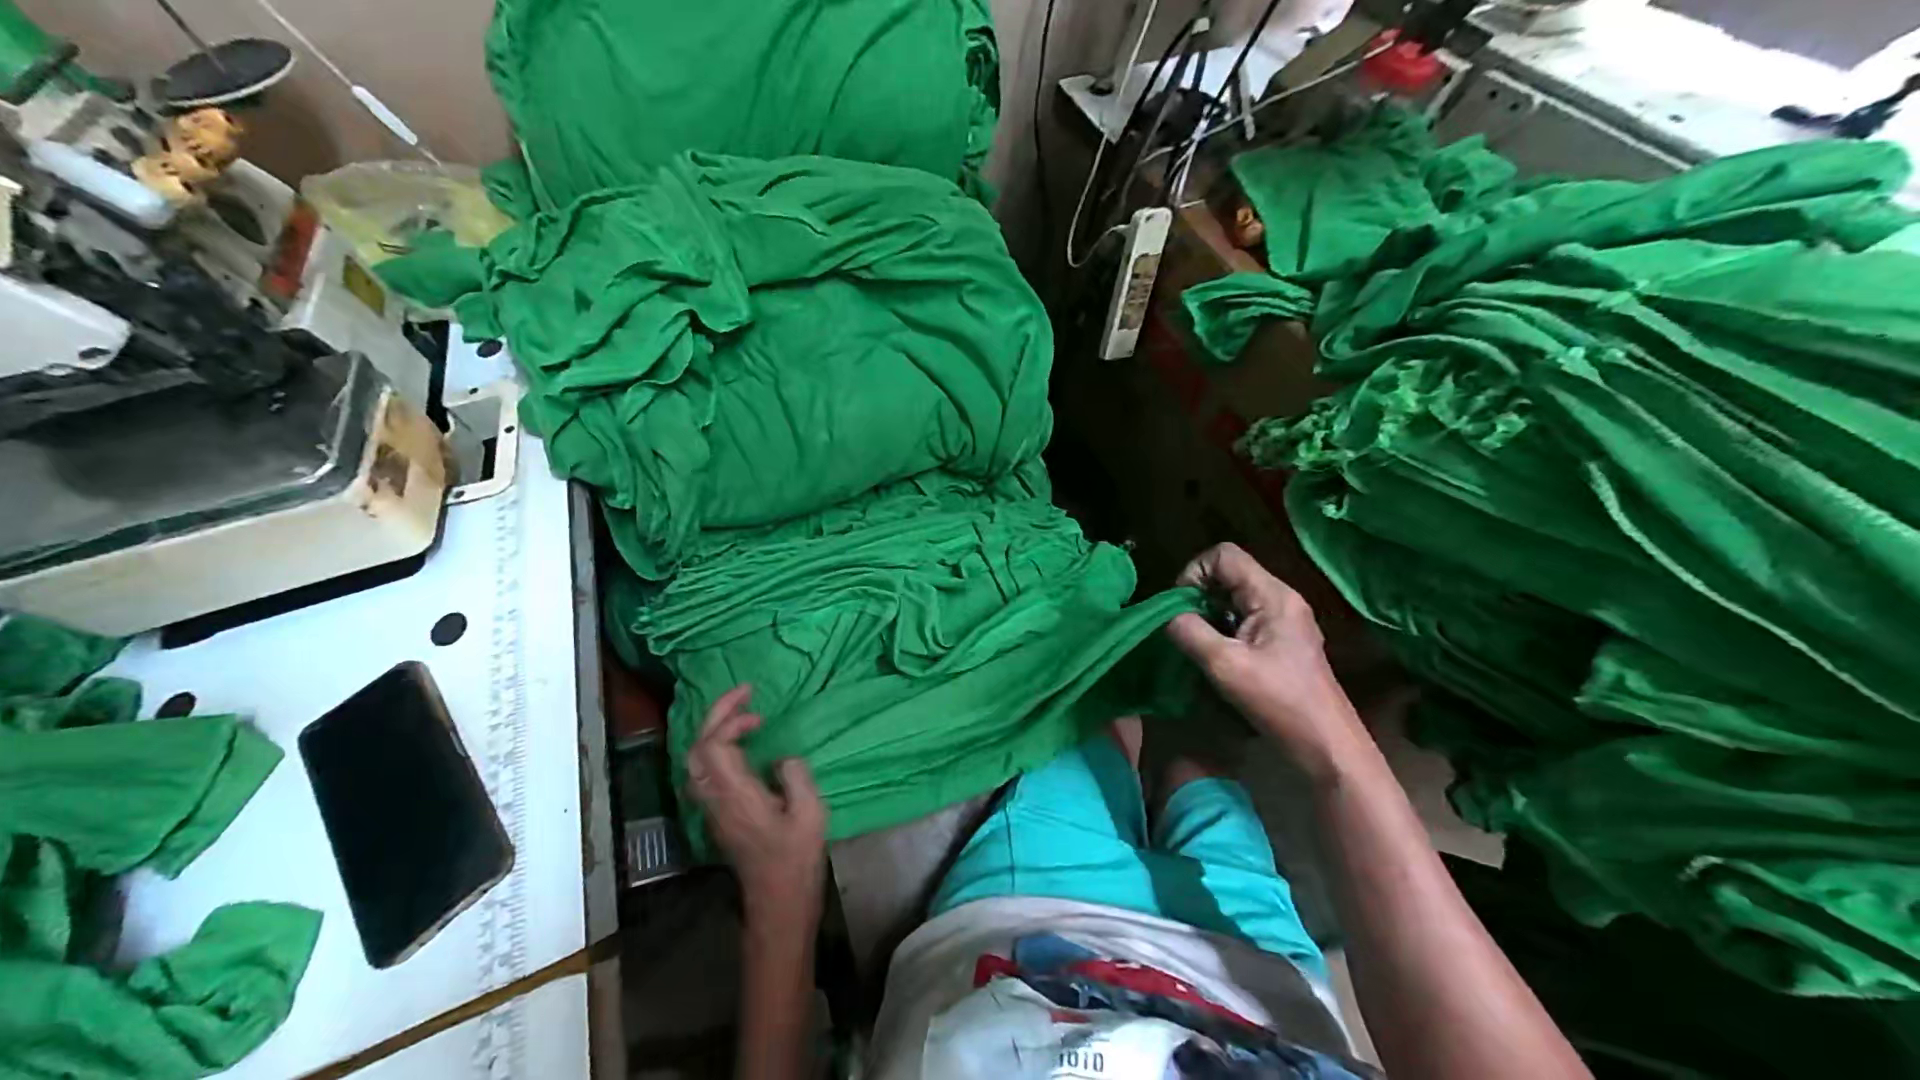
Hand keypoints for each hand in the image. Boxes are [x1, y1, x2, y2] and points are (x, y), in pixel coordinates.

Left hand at [686, 684, 827, 927]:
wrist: (777, 901)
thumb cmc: (795, 859)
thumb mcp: (809, 814)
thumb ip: (795, 776)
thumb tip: (781, 759)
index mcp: (735, 795)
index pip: (713, 746)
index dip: (729, 720)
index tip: (758, 710)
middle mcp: (715, 799)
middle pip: (697, 749)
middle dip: (716, 716)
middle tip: (744, 696)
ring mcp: (713, 808)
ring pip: (696, 761)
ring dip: (714, 732)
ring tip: (744, 717)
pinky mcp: (718, 815)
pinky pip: (705, 771)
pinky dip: (717, 748)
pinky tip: (742, 746)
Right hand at [1165, 544, 1364, 773]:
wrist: (1325, 744)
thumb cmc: (1278, 701)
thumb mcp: (1224, 665)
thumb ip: (1189, 631)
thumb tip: (1167, 616)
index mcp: (1272, 595)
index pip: (1223, 555)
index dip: (1194, 573)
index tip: (1181, 607)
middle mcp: (1281, 599)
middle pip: (1228, 574)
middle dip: (1198, 596)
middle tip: (1184, 629)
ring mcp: (1284, 620)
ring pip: (1233, 599)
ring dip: (1208, 616)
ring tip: (1198, 646)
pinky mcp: (1282, 641)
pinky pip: (1243, 619)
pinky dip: (1222, 631)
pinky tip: (1217, 658)